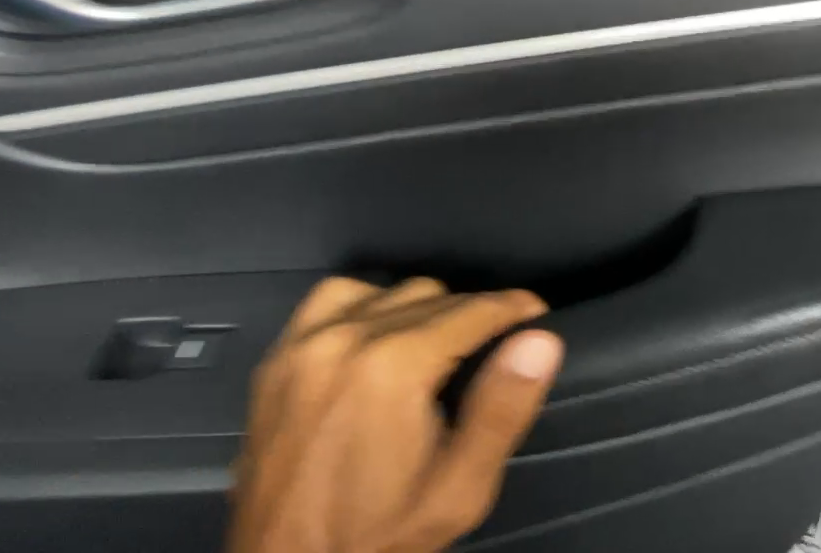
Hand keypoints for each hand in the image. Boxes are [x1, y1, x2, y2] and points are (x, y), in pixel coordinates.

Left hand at [228, 277, 562, 552]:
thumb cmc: (382, 532)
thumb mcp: (461, 489)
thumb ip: (504, 409)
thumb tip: (541, 340)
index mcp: (393, 369)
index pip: (477, 308)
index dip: (517, 310)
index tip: (537, 319)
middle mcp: (346, 341)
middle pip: (441, 296)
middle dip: (477, 318)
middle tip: (490, 357)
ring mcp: (305, 345)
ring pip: (399, 291)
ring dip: (429, 312)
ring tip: (441, 353)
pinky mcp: (279, 356)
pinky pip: (341, 296)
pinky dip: (372, 306)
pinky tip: (383, 339)